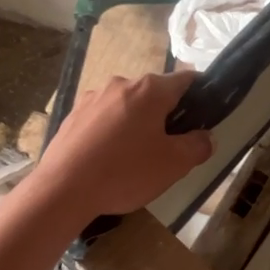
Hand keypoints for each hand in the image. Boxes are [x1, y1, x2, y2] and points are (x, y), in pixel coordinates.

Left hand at [30, 70, 213, 218]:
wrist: (62, 189)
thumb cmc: (125, 172)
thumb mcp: (174, 164)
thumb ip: (198, 146)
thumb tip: (206, 136)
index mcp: (150, 90)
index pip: (186, 80)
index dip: (200, 94)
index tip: (204, 116)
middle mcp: (121, 84)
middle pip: (154, 94)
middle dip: (166, 115)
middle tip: (170, 147)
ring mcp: (92, 98)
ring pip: (126, 106)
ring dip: (136, 124)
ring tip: (135, 157)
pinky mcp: (73, 116)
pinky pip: (103, 119)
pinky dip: (112, 133)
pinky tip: (108, 160)